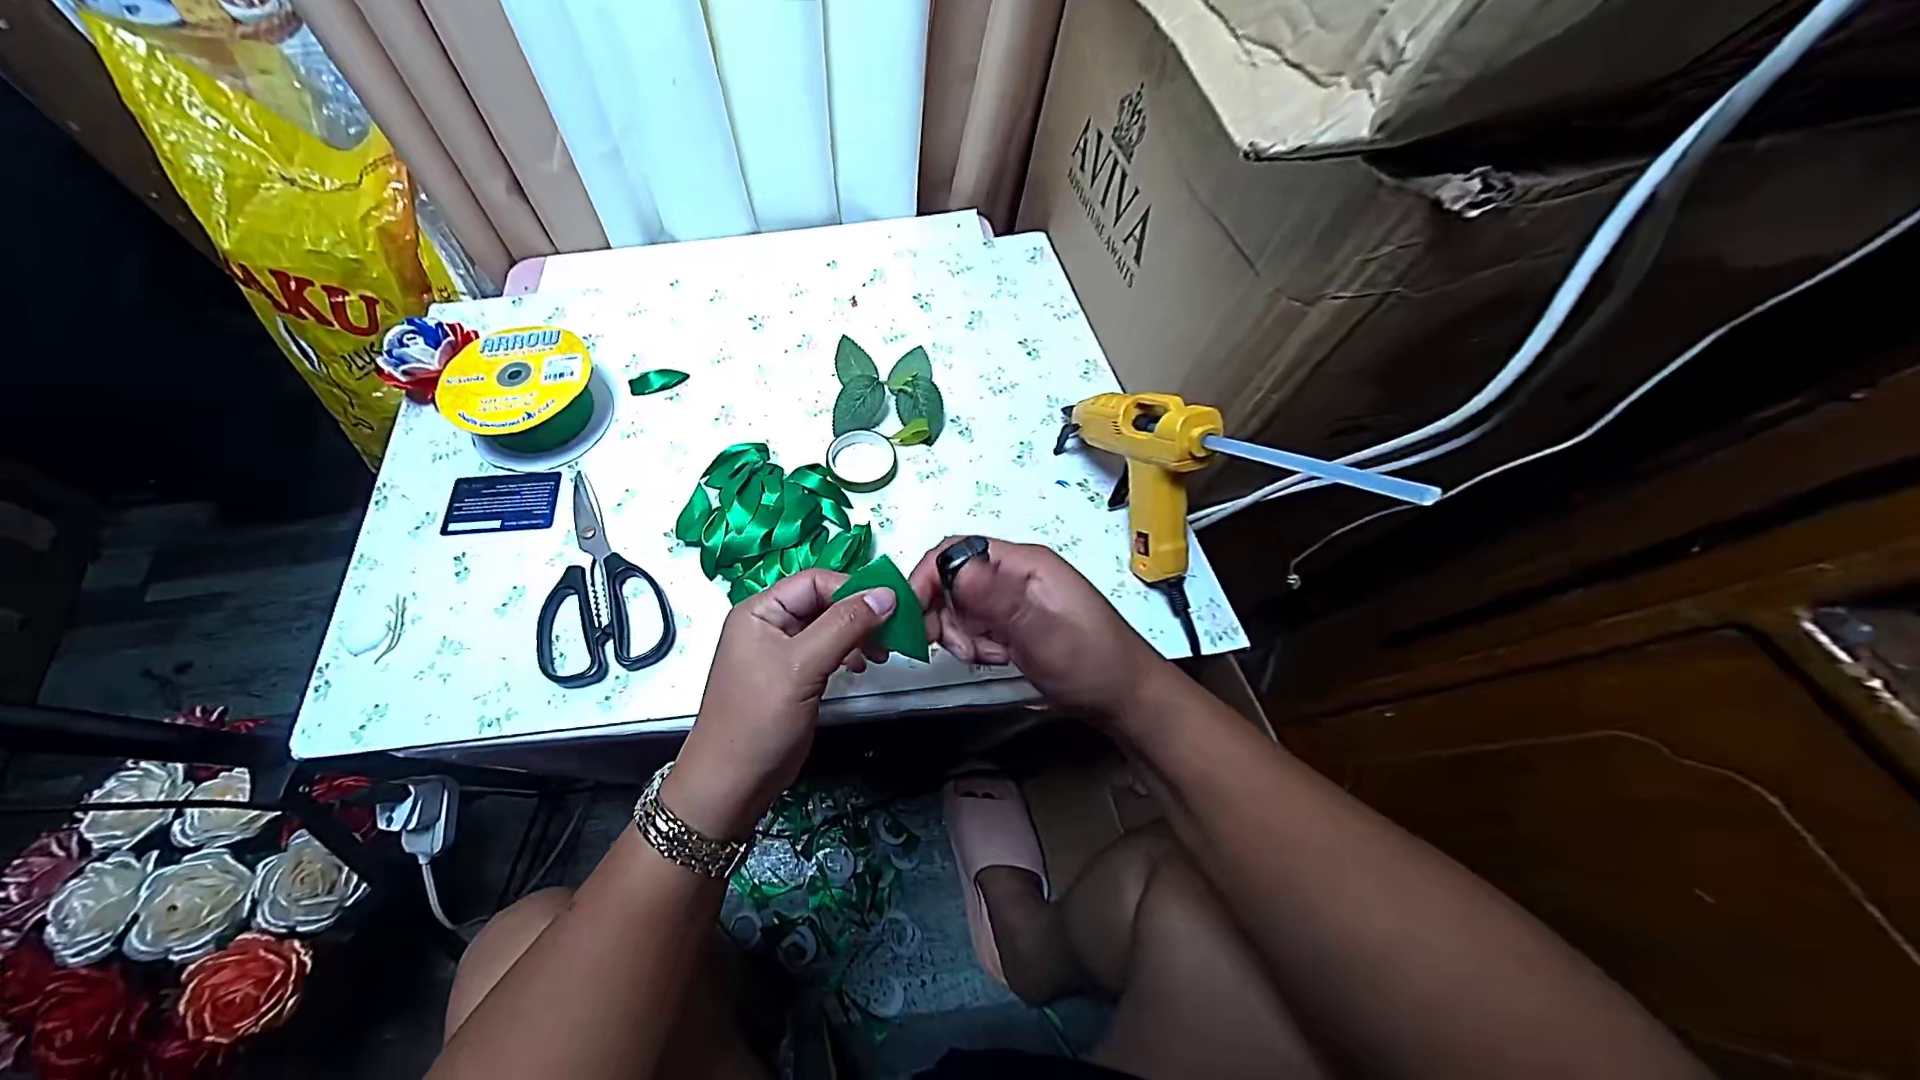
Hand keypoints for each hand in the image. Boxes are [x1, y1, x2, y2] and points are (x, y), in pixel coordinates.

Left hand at [666, 570, 894, 838]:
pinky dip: (850, 652)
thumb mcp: (802, 666)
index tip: (889, 606)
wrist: (733, 783)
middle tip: (890, 632)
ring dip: (858, 634)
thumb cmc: (757, 721)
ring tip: (879, 652)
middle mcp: (770, 624)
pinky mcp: (796, 675)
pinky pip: (829, 649)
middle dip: (859, 614)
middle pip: (825, 601)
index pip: (816, 581)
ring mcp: (783, 651)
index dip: (853, 589)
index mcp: (760, 611)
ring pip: (830, 626)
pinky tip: (861, 665)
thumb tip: (885, 595)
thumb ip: (845, 626)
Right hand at [907, 537, 1169, 717]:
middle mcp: (1014, 575)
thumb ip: (999, 599)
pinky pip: (974, 626)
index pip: (957, 551)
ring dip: (960, 635)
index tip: (914, 613)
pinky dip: (974, 644)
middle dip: (946, 615)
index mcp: (1023, 564)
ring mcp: (1012, 599)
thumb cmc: (1094, 662)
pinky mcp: (1011, 622)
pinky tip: (995, 658)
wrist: (1121, 697)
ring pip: (959, 606)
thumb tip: (958, 569)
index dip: (928, 577)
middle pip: (952, 580)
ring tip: (988, 656)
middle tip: (962, 646)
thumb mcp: (1044, 631)